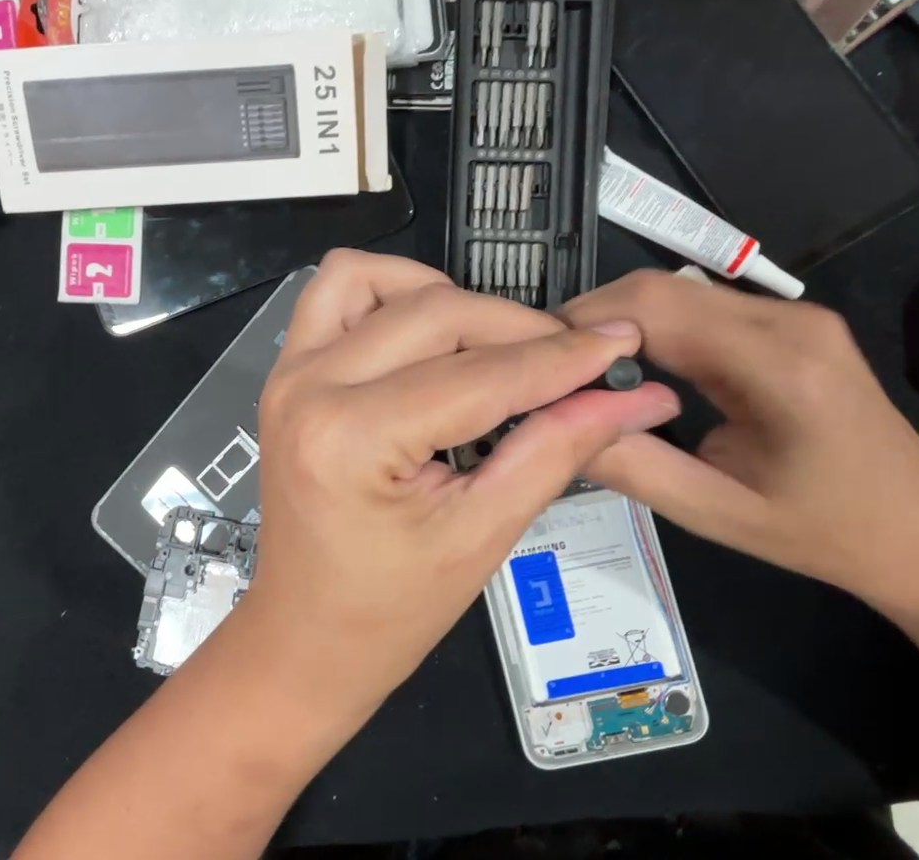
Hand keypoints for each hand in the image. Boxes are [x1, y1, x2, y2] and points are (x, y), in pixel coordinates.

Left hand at [239, 250, 681, 711]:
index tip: (622, 346)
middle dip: (519, 329)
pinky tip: (431, 335)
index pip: (479, 374)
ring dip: (447, 297)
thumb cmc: (390, 610)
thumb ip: (557, 450)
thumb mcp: (482, 534)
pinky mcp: (286, 371)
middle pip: (436, 312)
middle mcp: (310, 386)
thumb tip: (632, 397)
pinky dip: (389, 293)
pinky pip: (334, 293)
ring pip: (377, 280)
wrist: (306, 638)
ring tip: (496, 347)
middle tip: (576, 359)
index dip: (562, 358)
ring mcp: (288, 371)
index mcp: (352, 438)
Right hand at [563, 270, 918, 601]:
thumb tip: (552, 421)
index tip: (537, 364)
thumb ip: (633, 465)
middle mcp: (788, 322)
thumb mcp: (717, 514)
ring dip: (620, 323)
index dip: (582, 322)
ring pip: (676, 291)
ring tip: (582, 373)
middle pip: (660, 288)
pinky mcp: (791, 323)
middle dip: (592, 320)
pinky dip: (653, 329)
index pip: (653, 307)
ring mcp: (794, 315)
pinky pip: (701, 308)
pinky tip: (633, 368)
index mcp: (778, 367)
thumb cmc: (825, 533)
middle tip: (550, 371)